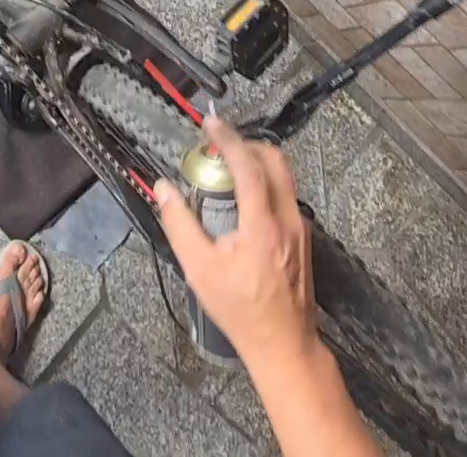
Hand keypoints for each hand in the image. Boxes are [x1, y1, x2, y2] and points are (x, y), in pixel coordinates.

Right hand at [154, 116, 317, 371]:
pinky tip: (243, 196)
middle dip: (245, 144)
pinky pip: (285, 193)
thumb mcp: (199, 269)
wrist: (284, 344)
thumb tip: (163, 188)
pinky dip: (265, 180)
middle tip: (217, 144)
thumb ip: (179, 224)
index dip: (228, 139)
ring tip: (227, 166)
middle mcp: (288, 220)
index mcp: (263, 225)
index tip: (211, 123)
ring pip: (284, 175)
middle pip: (274, 160)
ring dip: (256, 160)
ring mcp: (300, 227)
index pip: (249, 167)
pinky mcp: (303, 235)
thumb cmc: (239, 309)